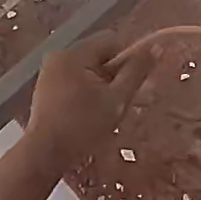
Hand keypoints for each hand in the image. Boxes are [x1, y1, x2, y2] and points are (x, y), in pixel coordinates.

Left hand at [24, 32, 157, 173]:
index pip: (114, 43)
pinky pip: (77, 82)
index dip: (131, 61)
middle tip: (128, 101)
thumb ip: (137, 70)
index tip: (138, 84)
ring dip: (105, 86)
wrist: (44, 156)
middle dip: (118, 76)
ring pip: (90, 71)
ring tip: (111, 110)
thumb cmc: (83, 125)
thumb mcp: (118, 98)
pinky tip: (94, 114)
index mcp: (75, 54)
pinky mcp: (46, 90)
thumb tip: (156, 47)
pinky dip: (90, 93)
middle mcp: (60, 57)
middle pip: (101, 57)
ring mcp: (50, 74)